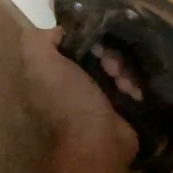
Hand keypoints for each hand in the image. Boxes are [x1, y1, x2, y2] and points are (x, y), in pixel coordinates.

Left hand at [20, 27, 138, 165]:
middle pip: (96, 51)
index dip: (82, 37)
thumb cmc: (68, 100)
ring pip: (116, 65)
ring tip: (122, 82)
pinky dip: (132, 85)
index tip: (92, 42)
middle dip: (107, 54)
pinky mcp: (119, 107)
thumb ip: (40, 39)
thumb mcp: (40, 62)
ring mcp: (96, 96)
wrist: (97, 142)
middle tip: (110, 65)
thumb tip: (59, 30)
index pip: (70, 42)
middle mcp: (71, 83)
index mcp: (50, 72)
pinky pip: (130, 83)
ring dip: (122, 69)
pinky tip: (132, 93)